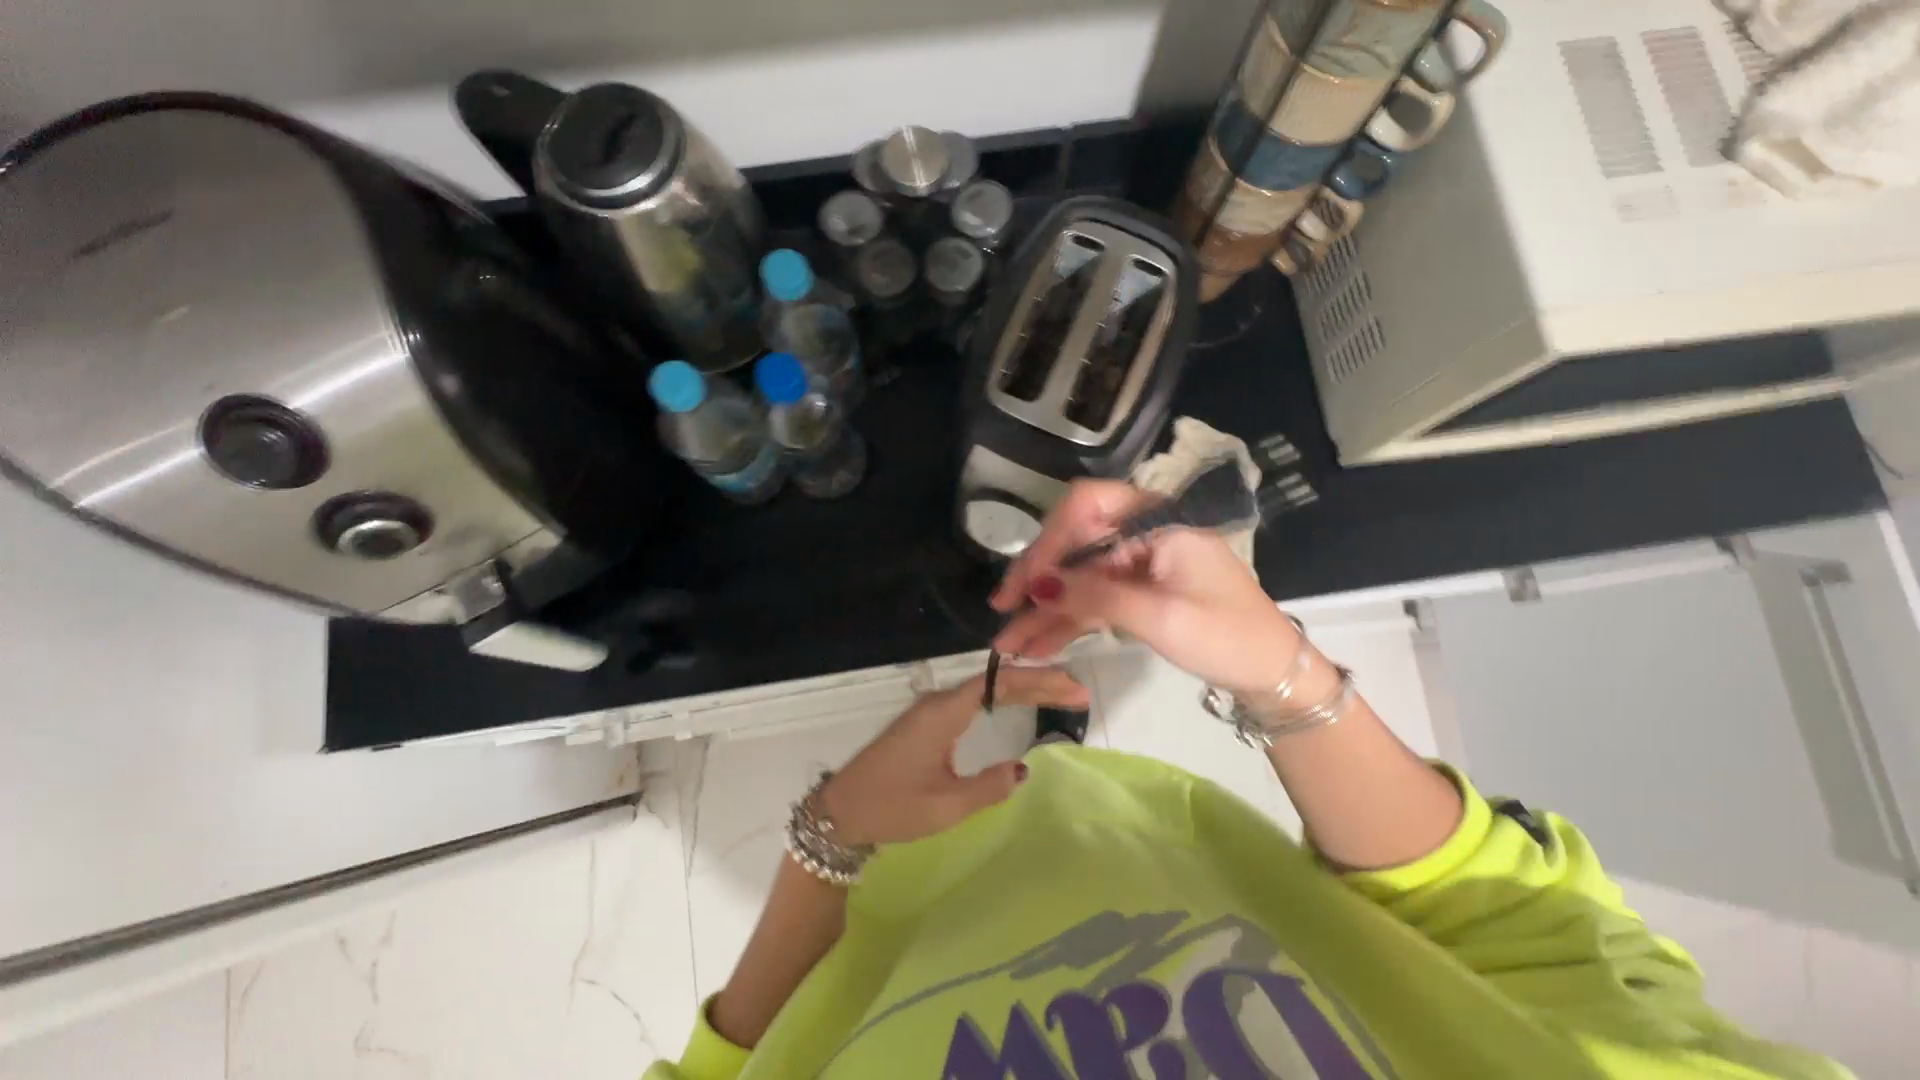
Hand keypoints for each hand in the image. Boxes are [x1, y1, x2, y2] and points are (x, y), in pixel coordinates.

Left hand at [819, 667, 1088, 845]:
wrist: (839, 813)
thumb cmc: (893, 807)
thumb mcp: (946, 806)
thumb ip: (989, 787)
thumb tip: (1024, 770)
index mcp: (944, 713)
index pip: (1000, 683)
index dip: (1040, 682)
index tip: (1075, 690)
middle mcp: (938, 703)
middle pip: (995, 682)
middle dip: (1038, 683)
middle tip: (1078, 692)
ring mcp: (929, 712)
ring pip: (984, 690)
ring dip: (1021, 689)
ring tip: (1058, 694)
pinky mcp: (924, 725)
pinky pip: (971, 702)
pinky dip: (1000, 700)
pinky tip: (1015, 705)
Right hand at [990, 480, 1302, 695]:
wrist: (1274, 673)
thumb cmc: (1227, 637)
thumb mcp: (1160, 617)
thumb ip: (1096, 597)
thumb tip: (1039, 586)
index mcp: (1157, 521)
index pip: (1087, 508)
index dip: (1050, 541)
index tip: (1027, 582)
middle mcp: (1142, 533)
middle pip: (1075, 543)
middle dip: (1037, 578)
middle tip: (1002, 610)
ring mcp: (1139, 564)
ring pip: (1079, 577)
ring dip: (1045, 609)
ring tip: (1008, 642)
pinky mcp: (1138, 591)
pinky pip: (1093, 599)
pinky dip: (1067, 621)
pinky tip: (1036, 644)